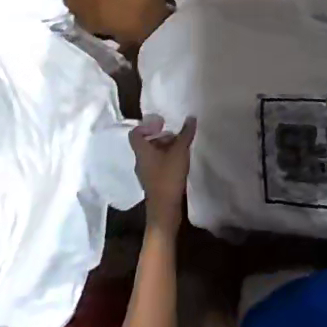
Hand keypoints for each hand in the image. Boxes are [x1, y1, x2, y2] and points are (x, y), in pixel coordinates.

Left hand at [131, 115, 195, 233]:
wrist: (165, 209)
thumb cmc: (168, 176)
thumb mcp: (180, 151)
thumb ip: (185, 134)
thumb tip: (191, 117)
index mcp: (141, 151)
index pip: (135, 133)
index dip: (147, 126)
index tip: (162, 125)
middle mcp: (140, 161)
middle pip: (145, 143)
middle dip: (160, 137)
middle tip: (176, 136)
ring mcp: (145, 173)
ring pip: (152, 155)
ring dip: (165, 149)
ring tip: (181, 148)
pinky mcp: (153, 183)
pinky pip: (156, 165)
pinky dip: (166, 160)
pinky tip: (179, 162)